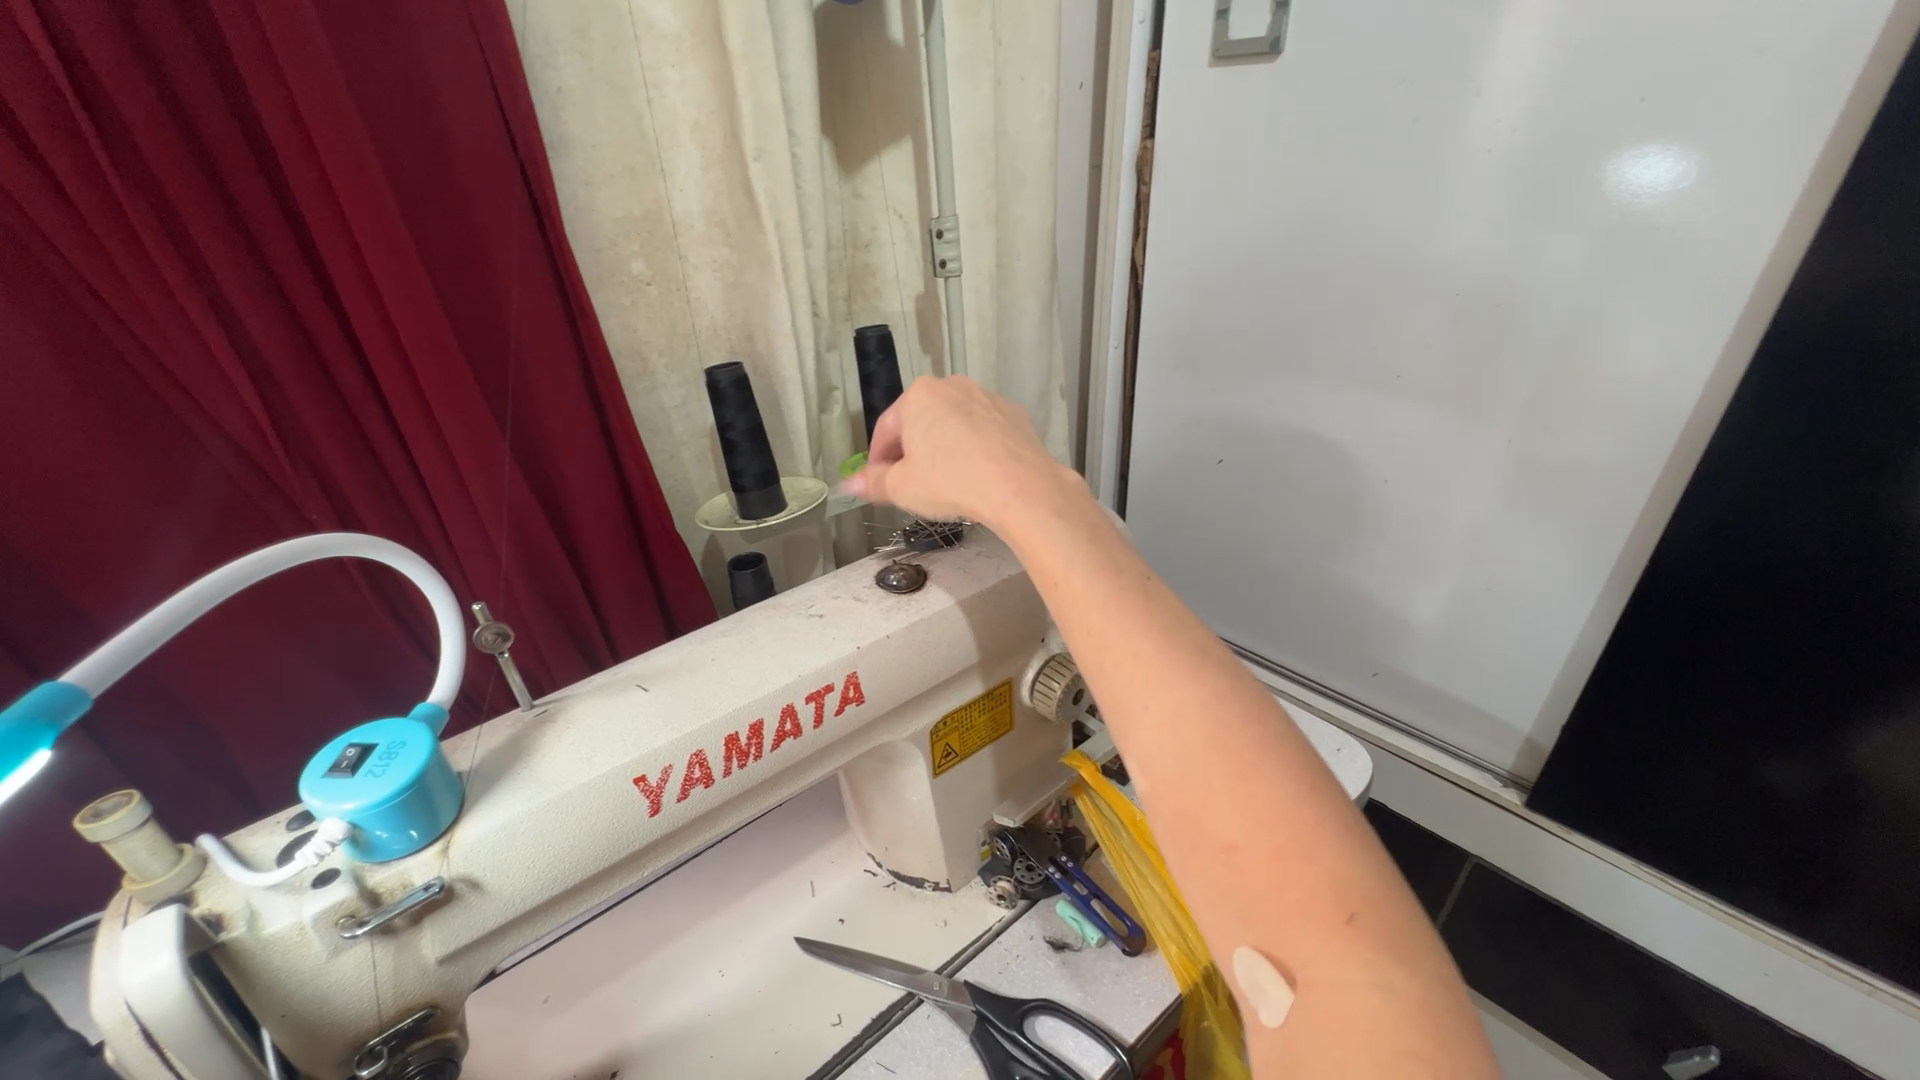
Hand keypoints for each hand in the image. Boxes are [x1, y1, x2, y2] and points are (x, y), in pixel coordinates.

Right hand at [841, 377, 1079, 529]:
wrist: (1020, 486)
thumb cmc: (951, 481)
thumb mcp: (902, 488)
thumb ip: (873, 483)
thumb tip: (849, 483)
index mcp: (918, 395)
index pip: (886, 429)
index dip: (878, 460)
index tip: (878, 483)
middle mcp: (953, 386)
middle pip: (921, 422)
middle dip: (913, 452)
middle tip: (912, 485)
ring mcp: (988, 397)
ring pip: (955, 425)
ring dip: (945, 448)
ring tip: (947, 483)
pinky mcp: (1015, 415)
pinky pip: (984, 432)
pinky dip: (976, 449)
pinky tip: (978, 476)